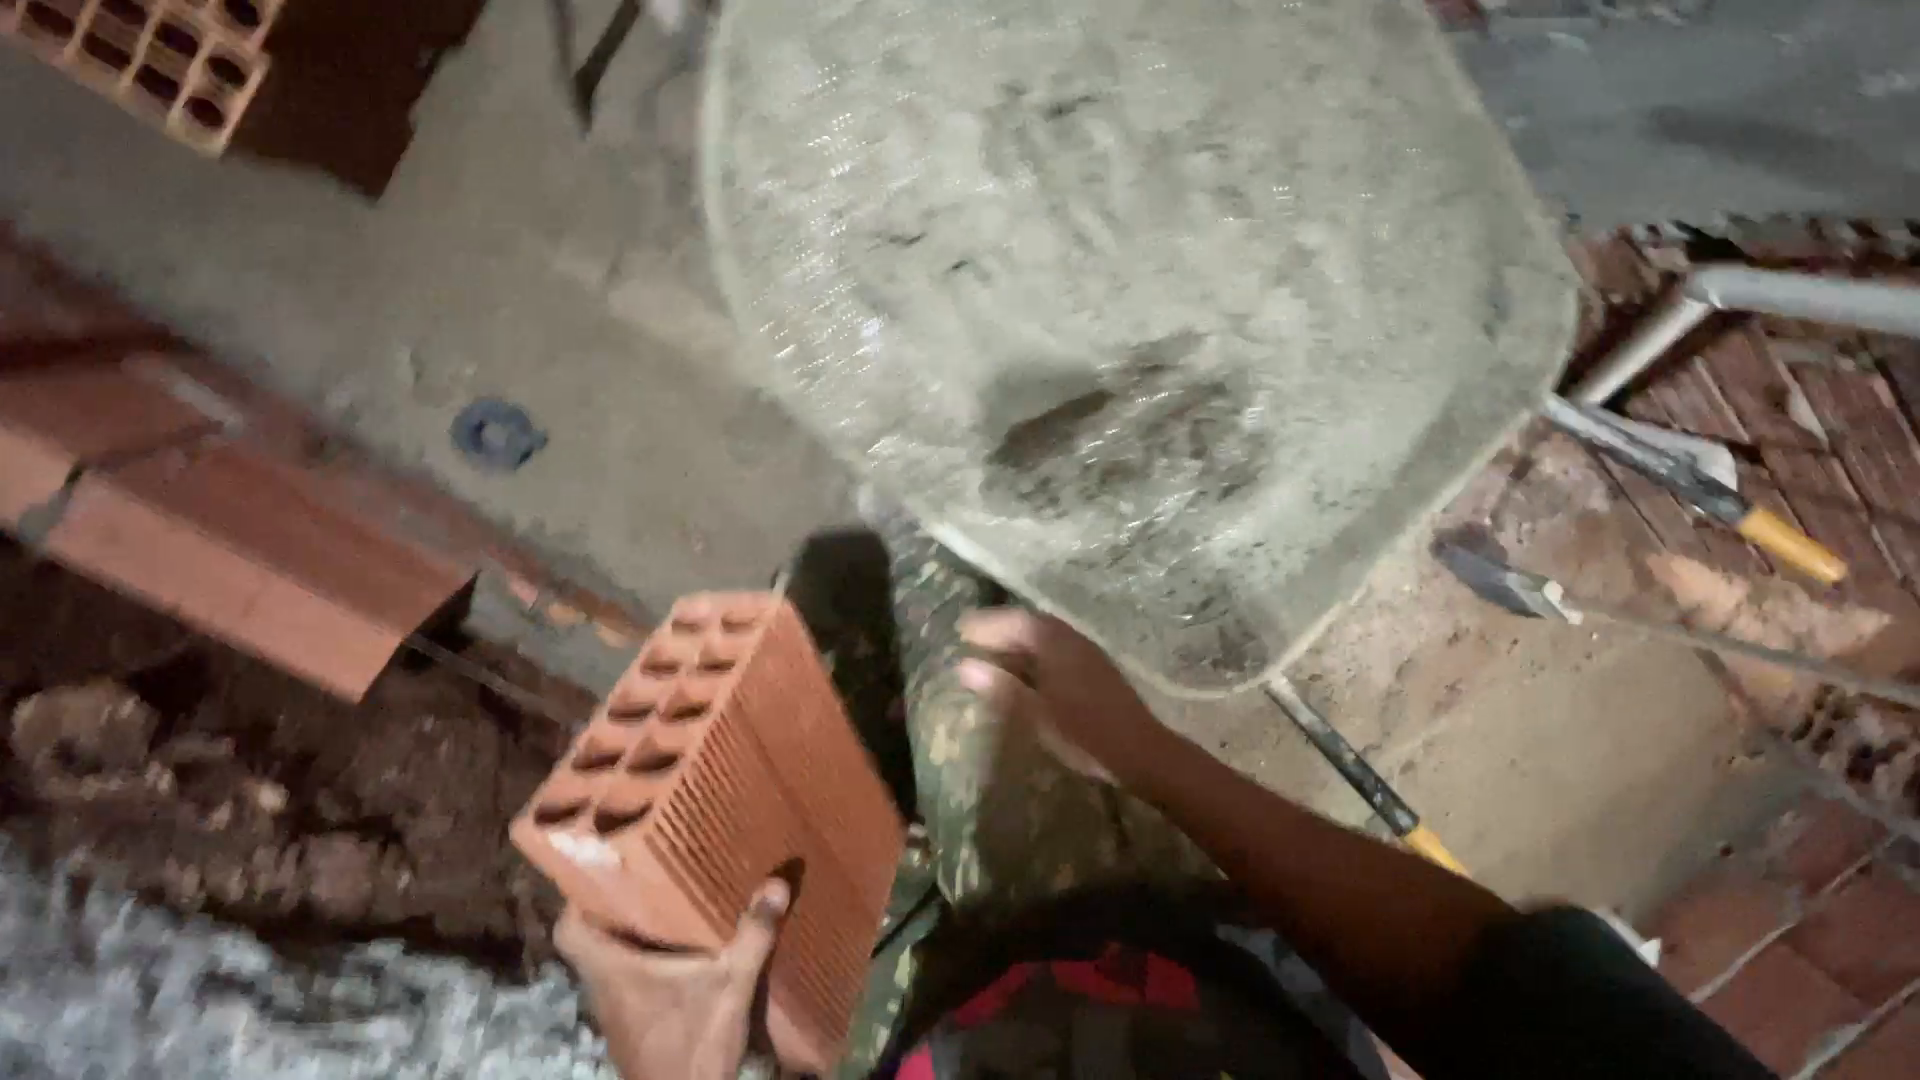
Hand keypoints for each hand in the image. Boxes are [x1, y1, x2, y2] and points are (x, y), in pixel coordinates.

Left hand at [556, 879, 788, 1079]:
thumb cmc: (694, 1045)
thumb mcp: (731, 985)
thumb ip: (752, 934)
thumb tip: (777, 883)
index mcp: (612, 971)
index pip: (569, 929)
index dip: (578, 895)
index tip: (606, 867)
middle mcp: (604, 988)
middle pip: (591, 938)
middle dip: (614, 905)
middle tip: (647, 870)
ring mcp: (617, 1010)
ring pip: (610, 959)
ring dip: (631, 932)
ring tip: (665, 897)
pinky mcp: (633, 1025)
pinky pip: (628, 978)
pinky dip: (645, 958)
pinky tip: (679, 947)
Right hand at [956, 608, 1175, 785]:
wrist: (1140, 752)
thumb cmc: (1084, 734)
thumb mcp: (1036, 715)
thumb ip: (1001, 688)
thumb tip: (963, 666)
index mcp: (1057, 645)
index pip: (1016, 621)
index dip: (988, 624)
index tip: (962, 630)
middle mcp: (1073, 641)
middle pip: (1033, 624)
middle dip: (1003, 630)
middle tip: (975, 640)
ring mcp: (1088, 654)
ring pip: (1047, 637)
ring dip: (1020, 642)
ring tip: (996, 656)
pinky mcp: (1097, 669)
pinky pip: (1059, 649)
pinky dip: (1036, 653)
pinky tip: (1028, 673)